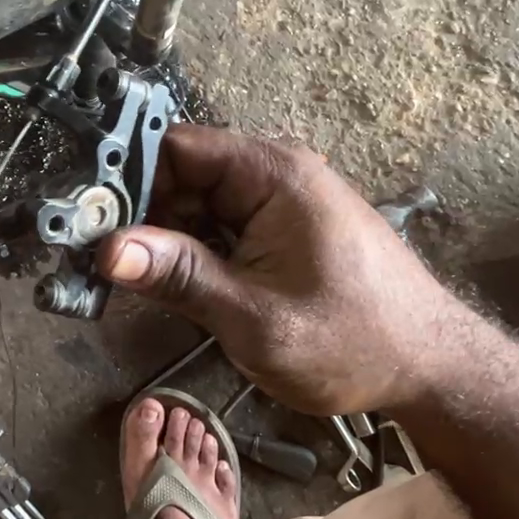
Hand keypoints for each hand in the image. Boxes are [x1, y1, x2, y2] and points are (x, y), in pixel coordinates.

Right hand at [96, 124, 481, 414]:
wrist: (431, 371)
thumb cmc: (353, 343)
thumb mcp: (254, 317)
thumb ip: (179, 276)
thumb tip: (107, 251)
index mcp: (273, 174)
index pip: (176, 147)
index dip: (125, 177)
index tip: (87, 219)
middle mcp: (272, 174)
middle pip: (179, 174)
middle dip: (138, 214)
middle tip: (97, 260)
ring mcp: (276, 201)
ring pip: (193, 202)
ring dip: (160, 236)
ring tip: (124, 277)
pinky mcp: (278, 228)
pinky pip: (216, 225)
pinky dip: (188, 250)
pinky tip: (166, 281)